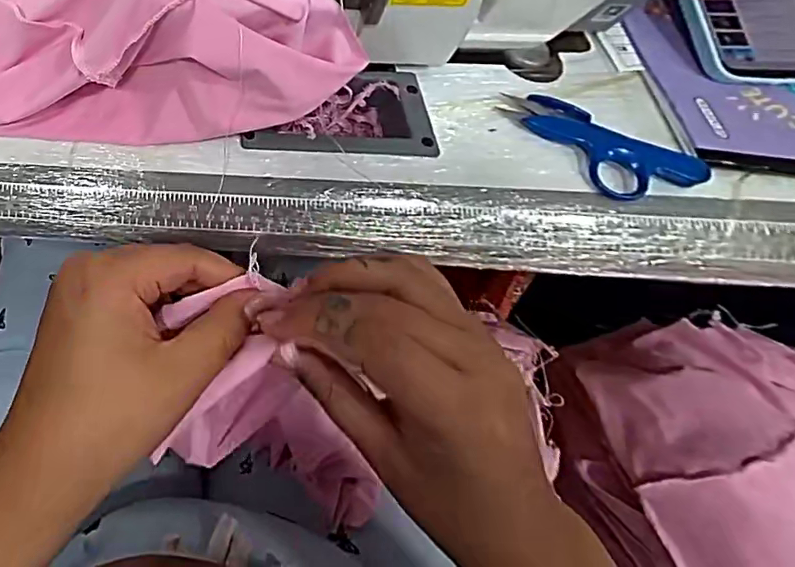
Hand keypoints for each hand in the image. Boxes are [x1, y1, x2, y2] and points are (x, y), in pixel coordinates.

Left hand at [0, 244, 253, 566]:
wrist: (42, 469)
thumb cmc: (111, 421)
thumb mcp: (180, 373)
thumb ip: (224, 328)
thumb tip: (253, 301)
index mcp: (109, 271)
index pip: (185, 257)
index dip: (229, 278)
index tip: (261, 303)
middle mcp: (88, 265)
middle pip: (164, 265)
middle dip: (204, 295)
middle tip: (241, 325)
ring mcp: (75, 284)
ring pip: (146, 281)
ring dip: (180, 307)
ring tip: (211, 339)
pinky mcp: (72, 306)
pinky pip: (125, 295)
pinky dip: (153, 315)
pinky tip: (173, 343)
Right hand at [255, 256, 612, 566]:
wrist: (522, 522)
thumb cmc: (450, 505)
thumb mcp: (382, 457)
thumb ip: (331, 392)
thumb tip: (283, 347)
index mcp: (451, 403)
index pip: (371, 334)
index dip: (313, 321)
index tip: (271, 324)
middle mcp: (472, 355)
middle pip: (384, 298)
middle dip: (322, 295)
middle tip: (283, 307)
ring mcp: (482, 334)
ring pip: (405, 273)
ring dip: (351, 274)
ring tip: (313, 291)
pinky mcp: (480, 326)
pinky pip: (425, 280)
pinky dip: (382, 273)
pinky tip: (355, 289)